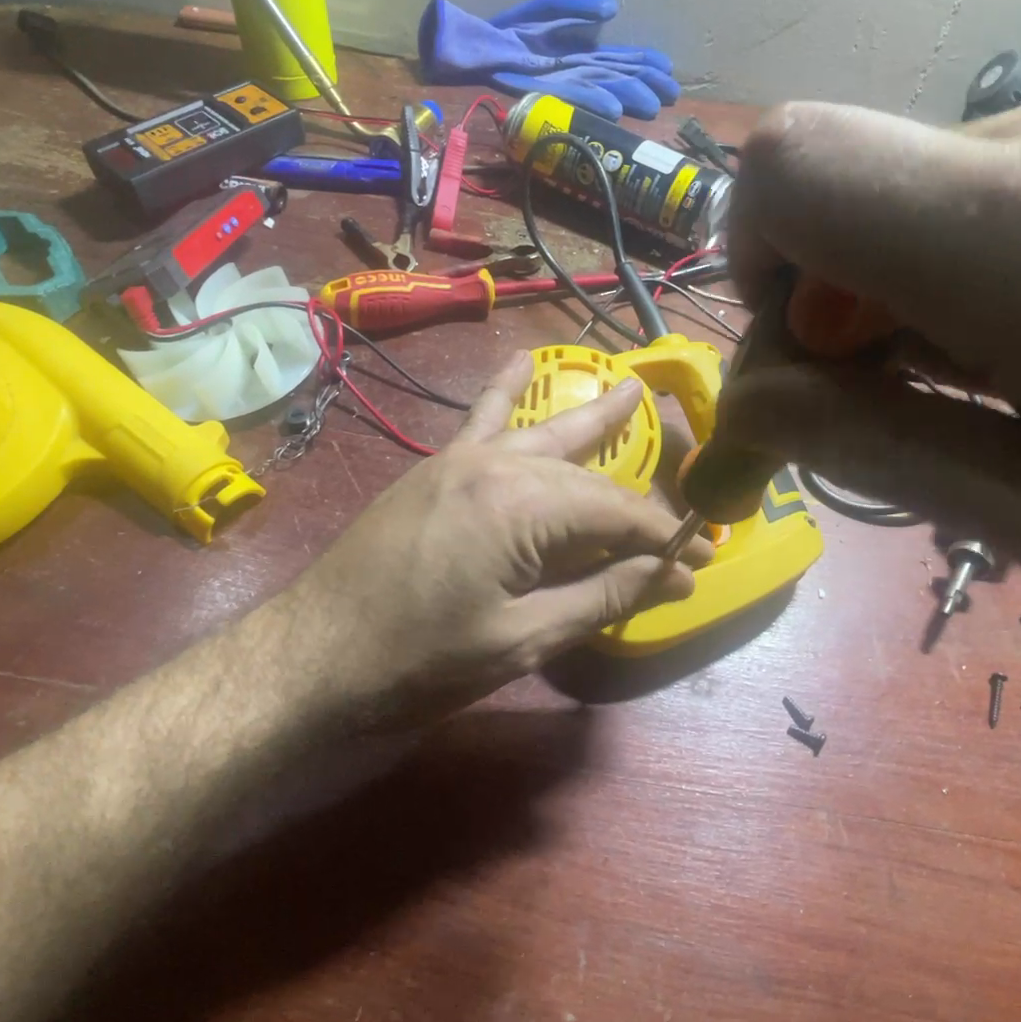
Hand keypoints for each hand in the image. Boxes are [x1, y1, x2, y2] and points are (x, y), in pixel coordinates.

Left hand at [282, 353, 712, 725]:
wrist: (314, 654)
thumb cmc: (420, 660)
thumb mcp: (523, 638)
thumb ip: (602, 597)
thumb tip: (677, 577)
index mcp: (523, 506)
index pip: (619, 513)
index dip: (666, 539)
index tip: (706, 559)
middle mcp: (496, 464)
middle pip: (587, 478)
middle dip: (637, 504)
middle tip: (683, 526)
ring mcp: (459, 460)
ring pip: (543, 435)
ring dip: (590, 419)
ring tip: (633, 390)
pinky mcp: (434, 470)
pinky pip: (480, 421)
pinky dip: (505, 392)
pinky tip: (521, 362)